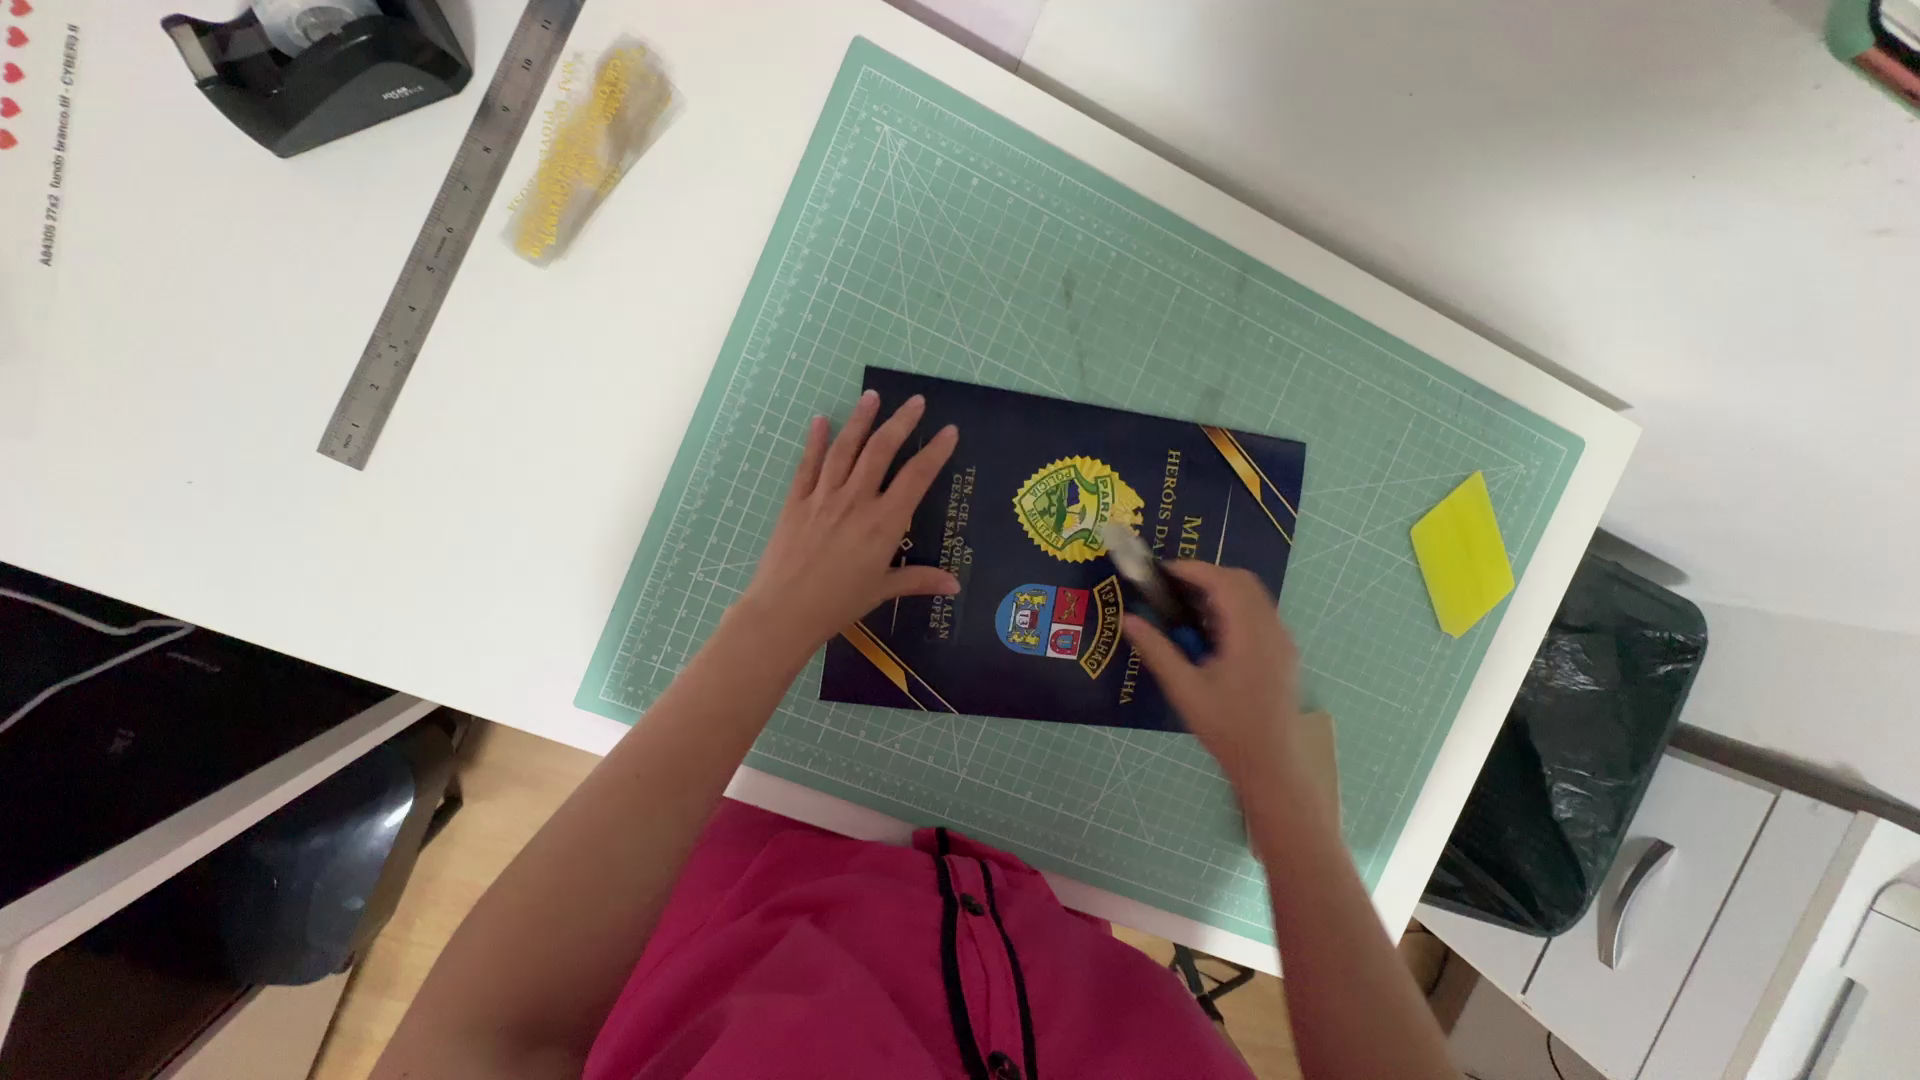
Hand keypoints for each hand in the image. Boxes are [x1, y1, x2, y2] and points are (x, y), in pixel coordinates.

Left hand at [735, 390, 959, 653]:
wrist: (784, 611)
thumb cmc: (838, 604)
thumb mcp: (882, 590)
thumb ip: (919, 580)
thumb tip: (954, 586)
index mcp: (883, 523)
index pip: (916, 477)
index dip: (935, 451)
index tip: (948, 431)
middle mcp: (856, 501)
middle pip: (881, 450)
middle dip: (900, 422)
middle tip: (915, 401)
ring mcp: (823, 497)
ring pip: (845, 449)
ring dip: (860, 420)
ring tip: (871, 396)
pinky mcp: (796, 502)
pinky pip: (808, 465)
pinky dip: (815, 441)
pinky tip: (820, 421)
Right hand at [1123, 562, 1302, 787]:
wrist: (1272, 766)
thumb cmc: (1226, 729)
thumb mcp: (1184, 689)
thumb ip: (1157, 650)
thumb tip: (1128, 620)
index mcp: (1250, 635)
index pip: (1223, 582)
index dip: (1192, 570)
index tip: (1162, 572)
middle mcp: (1273, 630)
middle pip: (1243, 582)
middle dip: (1207, 577)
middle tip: (1172, 588)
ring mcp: (1283, 642)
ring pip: (1254, 597)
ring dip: (1221, 593)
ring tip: (1186, 612)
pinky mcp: (1284, 654)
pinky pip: (1260, 615)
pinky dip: (1234, 610)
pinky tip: (1211, 636)